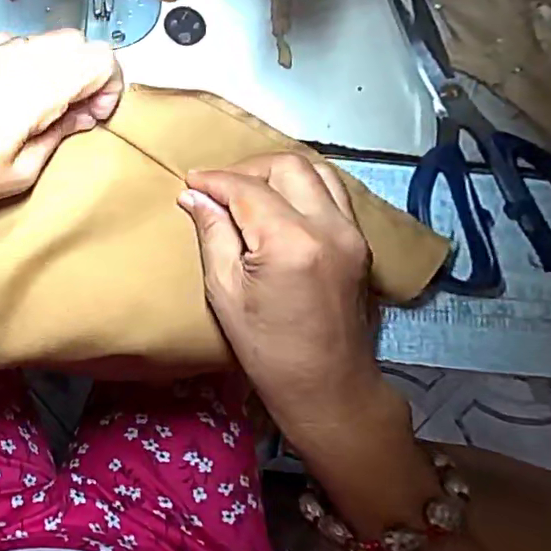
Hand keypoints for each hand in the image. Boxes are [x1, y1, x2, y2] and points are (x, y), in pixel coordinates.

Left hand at [0, 30, 123, 232]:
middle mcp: (11, 57)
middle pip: (77, 44)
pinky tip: (15, 101)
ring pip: (45, 41)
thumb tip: (77, 118)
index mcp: (32, 85)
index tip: (95, 116)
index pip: (101, 58)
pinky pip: (14, 46)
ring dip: (58, 69)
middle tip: (76, 115)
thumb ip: (58, 135)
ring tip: (44, 111)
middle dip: (87, 76)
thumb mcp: (19, 172)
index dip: (108, 89)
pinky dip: (28, 66)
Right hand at [178, 153, 402, 453]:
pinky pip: (332, 193)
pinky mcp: (361, 242)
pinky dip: (301, 187)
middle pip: (287, 167)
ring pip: (317, 172)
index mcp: (290, 242)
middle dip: (246, 169)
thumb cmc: (265, 346)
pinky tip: (276, 205)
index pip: (247, 189)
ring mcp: (352, 233)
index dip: (213, 180)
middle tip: (216, 187)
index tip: (189, 182)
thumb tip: (194, 196)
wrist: (326, 383)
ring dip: (276, 173)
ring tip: (245, 191)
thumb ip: (213, 234)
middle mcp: (329, 228)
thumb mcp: (224, 291)